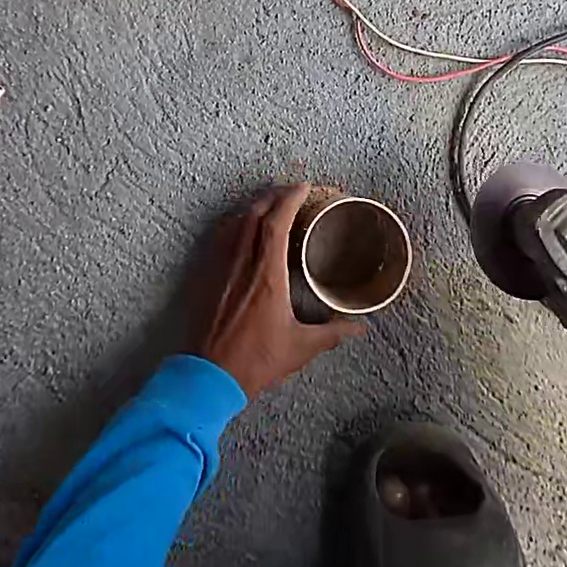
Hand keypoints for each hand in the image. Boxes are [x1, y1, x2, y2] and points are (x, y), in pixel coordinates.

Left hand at [189, 183, 365, 399]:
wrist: (207, 378)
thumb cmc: (255, 361)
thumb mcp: (301, 347)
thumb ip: (333, 333)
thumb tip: (361, 328)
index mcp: (267, 274)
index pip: (277, 222)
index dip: (290, 198)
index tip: (303, 187)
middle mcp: (242, 263)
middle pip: (254, 213)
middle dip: (273, 195)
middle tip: (289, 192)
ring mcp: (220, 268)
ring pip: (234, 222)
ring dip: (253, 207)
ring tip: (269, 205)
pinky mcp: (205, 277)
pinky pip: (218, 238)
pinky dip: (233, 224)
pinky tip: (239, 228)